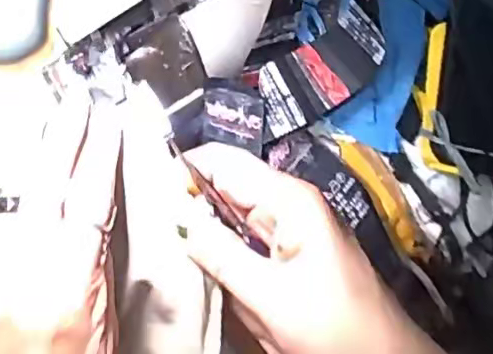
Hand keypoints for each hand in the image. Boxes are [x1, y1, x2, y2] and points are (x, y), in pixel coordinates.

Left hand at [0, 93, 122, 353]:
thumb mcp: (101, 316)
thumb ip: (97, 253)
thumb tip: (99, 194)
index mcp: (66, 281)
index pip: (89, 192)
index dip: (102, 147)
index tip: (110, 115)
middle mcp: (20, 268)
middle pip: (47, 177)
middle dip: (65, 130)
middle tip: (78, 98)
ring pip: (10, 186)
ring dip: (33, 148)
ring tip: (50, 118)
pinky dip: (6, 183)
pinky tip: (19, 162)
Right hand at [179, 144, 439, 353]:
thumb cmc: (339, 330)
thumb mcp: (272, 298)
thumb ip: (222, 256)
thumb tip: (181, 221)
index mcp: (289, 198)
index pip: (226, 163)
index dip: (188, 168)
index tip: (153, 184)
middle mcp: (289, 202)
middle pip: (228, 185)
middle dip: (194, 199)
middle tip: (157, 217)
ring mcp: (292, 226)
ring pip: (233, 213)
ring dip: (208, 225)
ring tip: (174, 236)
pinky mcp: (291, 252)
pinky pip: (247, 239)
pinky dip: (226, 247)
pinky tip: (207, 262)